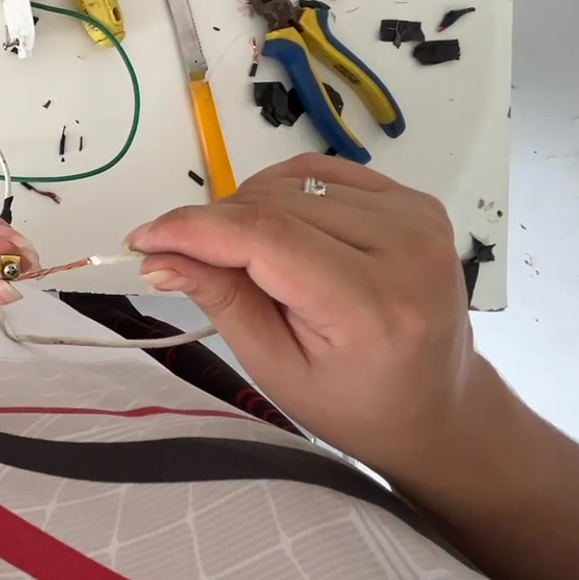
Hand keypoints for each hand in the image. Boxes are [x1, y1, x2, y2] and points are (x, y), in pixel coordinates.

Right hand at [125, 154, 493, 479]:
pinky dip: (274, 194)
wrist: (438, 406)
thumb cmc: (352, 402)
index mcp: (375, 306)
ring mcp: (415, 217)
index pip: (266, 236)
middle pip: (270, 205)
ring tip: (243, 258)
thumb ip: (218, 300)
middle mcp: (407, 248)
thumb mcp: (273, 366)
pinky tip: (273, 230)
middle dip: (210, 227)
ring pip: (285, 184)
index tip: (140, 239)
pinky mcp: (411, 201)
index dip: (192, 228)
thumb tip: (157, 257)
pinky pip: (313, 173)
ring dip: (241, 212)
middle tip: (191, 265)